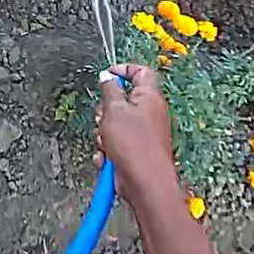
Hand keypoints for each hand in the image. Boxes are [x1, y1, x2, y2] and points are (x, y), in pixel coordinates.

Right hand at [96, 63, 182, 209]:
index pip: (140, 71)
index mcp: (149, 96)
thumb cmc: (134, 146)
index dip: (123, 70)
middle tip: (103, 118)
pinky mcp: (136, 150)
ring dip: (104, 133)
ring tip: (107, 143)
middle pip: (122, 99)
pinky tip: (108, 158)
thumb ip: (109, 89)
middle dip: (105, 110)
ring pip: (114, 123)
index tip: (107, 75)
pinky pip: (115, 143)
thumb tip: (107, 76)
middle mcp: (149, 112)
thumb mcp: (114, 110)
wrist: (145, 184)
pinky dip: (108, 150)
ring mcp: (144, 132)